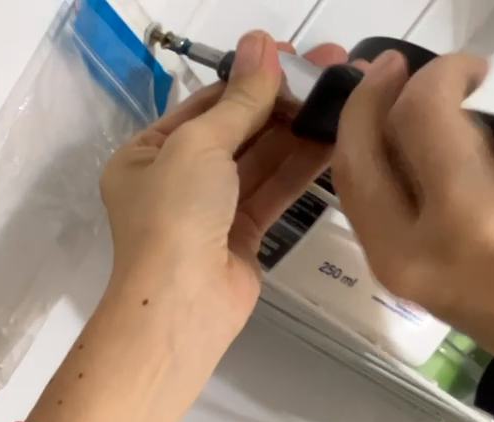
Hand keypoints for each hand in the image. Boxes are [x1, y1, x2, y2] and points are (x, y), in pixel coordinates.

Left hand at [99, 33, 346, 350]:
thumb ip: (238, 99)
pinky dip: (304, 163)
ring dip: (300, 127)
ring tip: (350, 90)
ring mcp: (205, 213)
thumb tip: (259, 45)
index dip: (247, 80)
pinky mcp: (238, 237)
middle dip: (281, 100)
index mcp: (143, 159)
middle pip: (234, 131)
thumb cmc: (172, 217)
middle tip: (336, 65)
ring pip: (259, 160)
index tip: (296, 55)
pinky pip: (274, 190)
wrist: (179, 304)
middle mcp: (170, 184)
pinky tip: (341, 132)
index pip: (201, 108)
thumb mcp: (198, 145)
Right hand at [333, 52, 493, 416]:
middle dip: (446, 74)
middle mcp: (469, 215)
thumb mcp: (449, 292)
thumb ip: (422, 221)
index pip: (360, 160)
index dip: (365, 107)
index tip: (384, 78)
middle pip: (426, 102)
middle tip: (472, 79)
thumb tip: (430, 137)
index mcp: (415, 261)